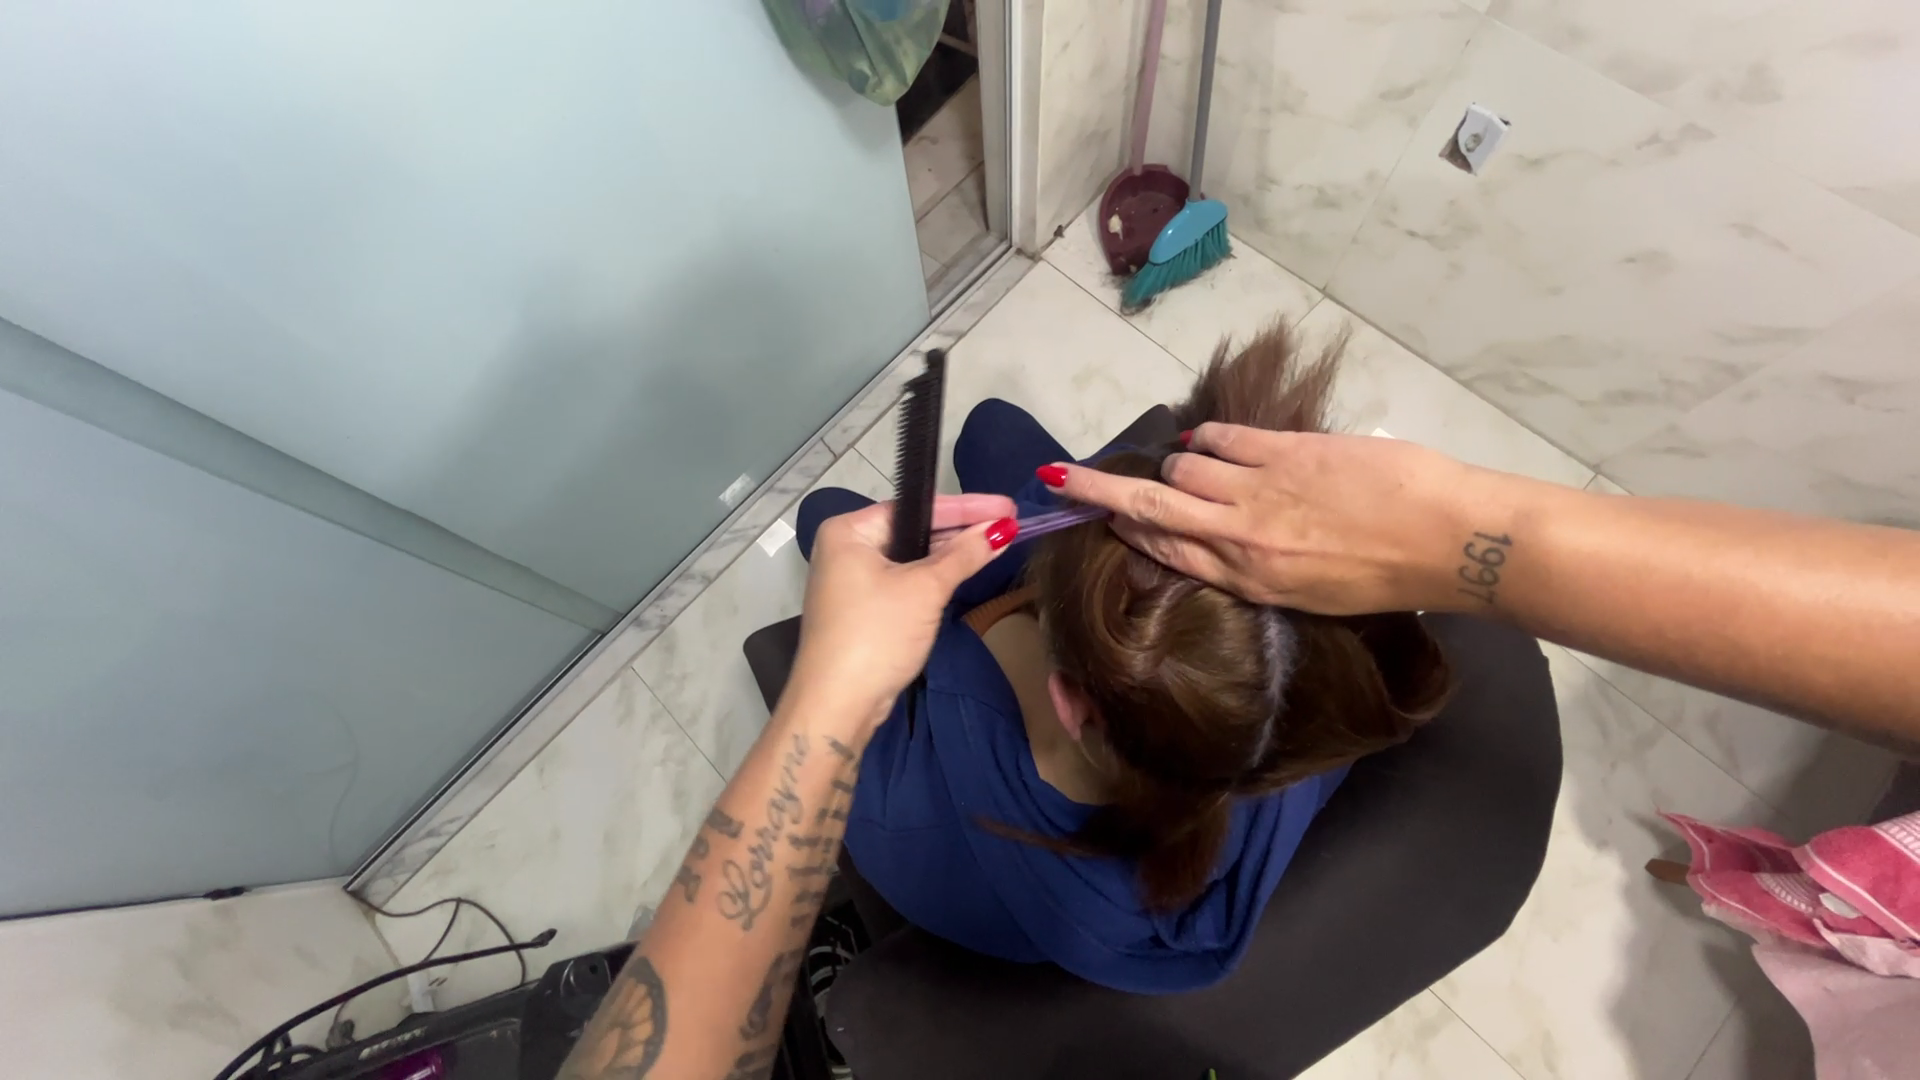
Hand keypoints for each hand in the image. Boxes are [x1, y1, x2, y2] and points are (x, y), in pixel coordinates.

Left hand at [788, 495, 1017, 729]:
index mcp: (849, 531)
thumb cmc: (877, 634)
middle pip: (914, 530)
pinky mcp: (862, 609)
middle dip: (961, 529)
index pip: (916, 508)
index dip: (966, 507)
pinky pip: (904, 581)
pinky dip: (933, 577)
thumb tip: (1002, 529)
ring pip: (910, 557)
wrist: (838, 704)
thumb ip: (964, 555)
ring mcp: (852, 581)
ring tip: (997, 541)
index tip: (1007, 506)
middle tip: (1008, 522)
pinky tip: (965, 570)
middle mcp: (845, 549)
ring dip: (950, 554)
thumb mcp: (925, 589)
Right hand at [1046, 423, 1492, 614]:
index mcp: (1244, 577)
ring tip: (1197, 465)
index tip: (1103, 513)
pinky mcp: (1286, 450)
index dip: (1125, 526)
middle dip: (1097, 488)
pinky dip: (1209, 437)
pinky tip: (1211, 439)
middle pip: (1149, 503)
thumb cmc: (1381, 578)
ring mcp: (1258, 489)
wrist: (1451, 540)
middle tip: (1061, 475)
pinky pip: (1223, 436)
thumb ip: (1249, 566)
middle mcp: (1238, 535)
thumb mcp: (1303, 594)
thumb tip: (1211, 532)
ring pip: (1185, 464)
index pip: (1163, 546)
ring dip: (1181, 462)